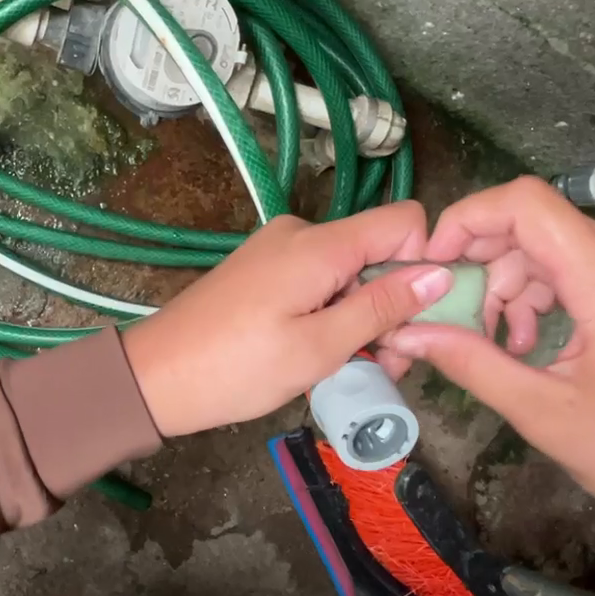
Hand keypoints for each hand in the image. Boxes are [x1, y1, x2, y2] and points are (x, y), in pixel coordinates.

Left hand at [122, 202, 454, 437]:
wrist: (155, 377)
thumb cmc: (237, 368)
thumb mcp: (320, 347)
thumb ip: (381, 307)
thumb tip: (439, 273)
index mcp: (318, 244)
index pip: (403, 218)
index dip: (422, 263)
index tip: (413, 318)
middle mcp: (299, 233)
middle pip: (375, 252)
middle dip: (390, 306)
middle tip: (384, 366)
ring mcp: (276, 251)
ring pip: (346, 273)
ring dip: (358, 319)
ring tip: (345, 370)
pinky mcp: (261, 271)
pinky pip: (315, 282)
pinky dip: (328, 315)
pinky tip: (317, 356)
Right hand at [378, 178, 594, 567]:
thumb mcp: (544, 415)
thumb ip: (470, 363)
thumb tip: (403, 334)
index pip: (528, 204)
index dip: (467, 219)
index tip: (431, 265)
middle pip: (538, 226)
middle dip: (484, 264)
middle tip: (455, 318)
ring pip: (558, 248)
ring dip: (512, 286)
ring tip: (499, 344)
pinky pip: (585, 270)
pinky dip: (545, 296)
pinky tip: (532, 343)